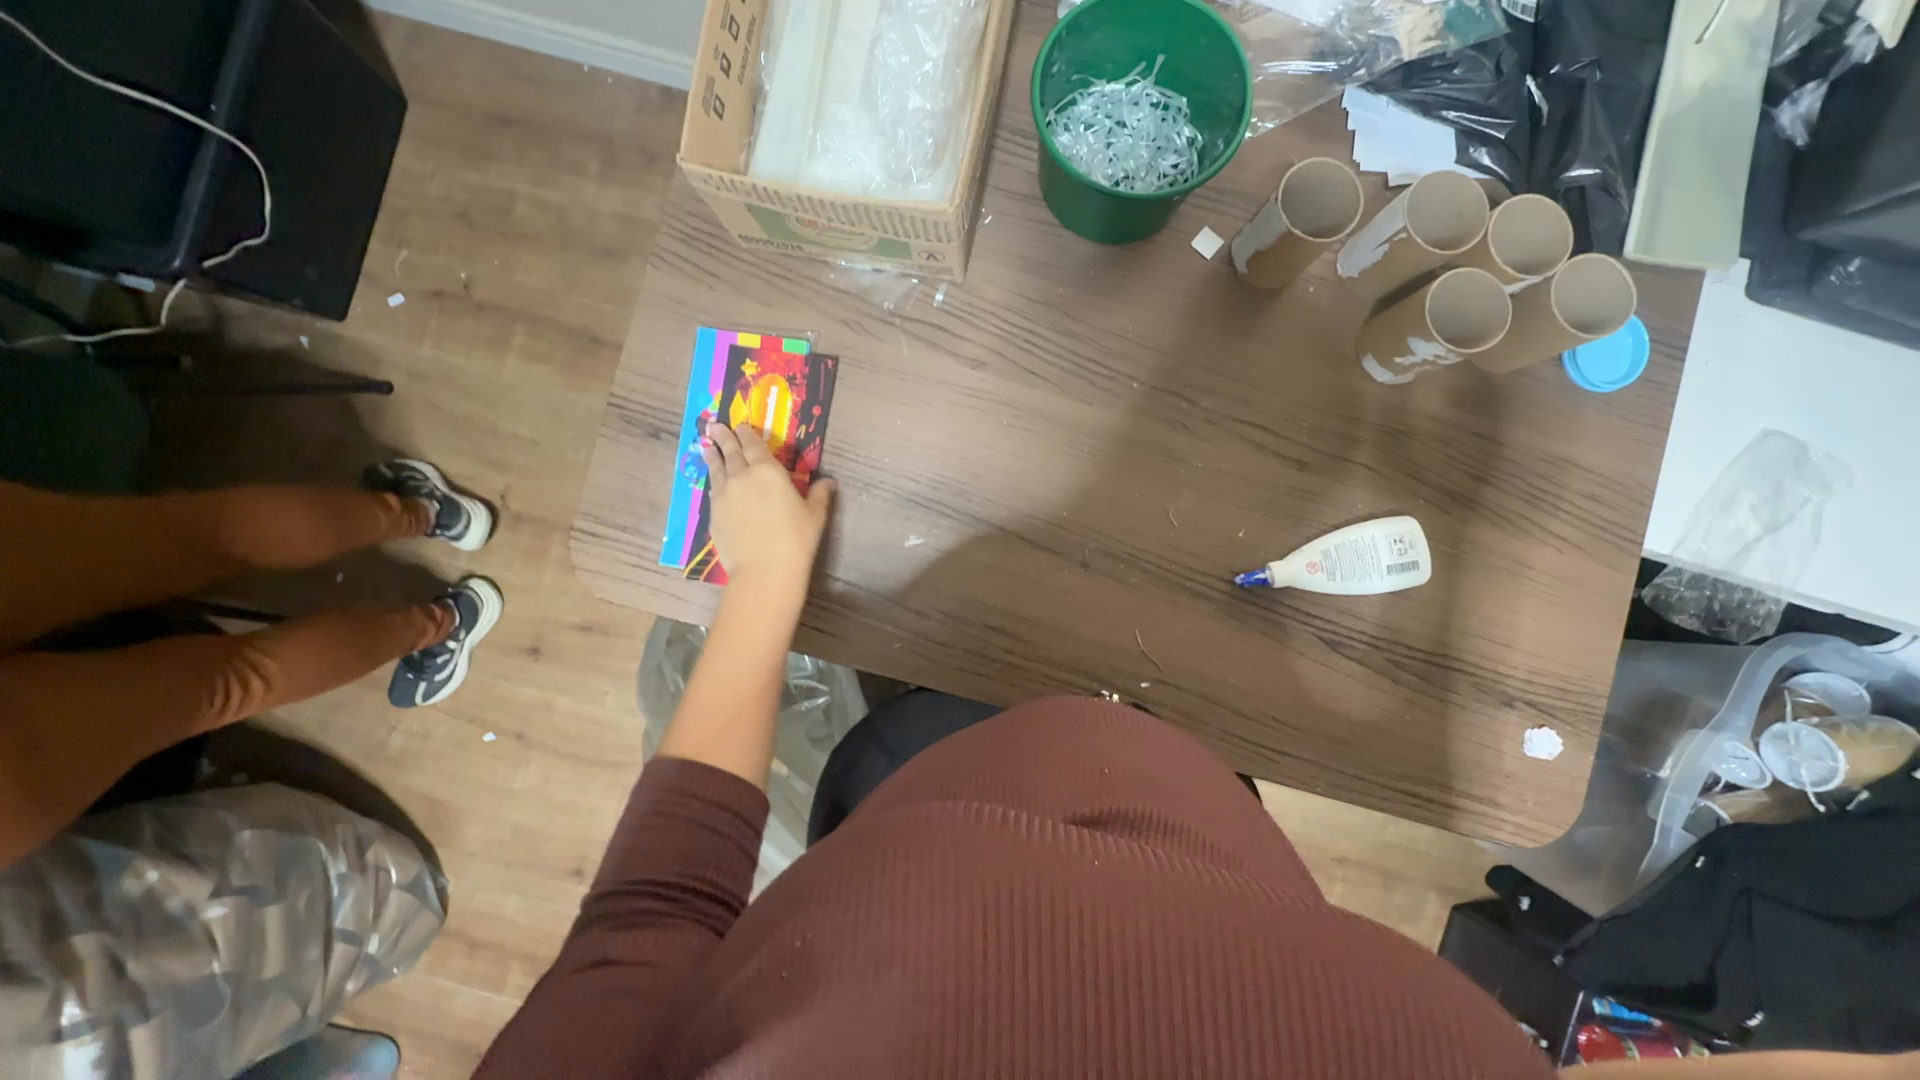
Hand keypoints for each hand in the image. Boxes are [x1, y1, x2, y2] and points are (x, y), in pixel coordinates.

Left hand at [700, 422, 835, 594]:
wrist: (764, 570)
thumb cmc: (796, 539)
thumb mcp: (815, 515)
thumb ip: (819, 494)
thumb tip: (829, 482)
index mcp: (768, 471)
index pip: (754, 445)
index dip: (747, 434)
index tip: (740, 425)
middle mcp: (742, 477)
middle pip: (731, 452)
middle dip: (724, 437)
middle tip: (715, 425)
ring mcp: (724, 495)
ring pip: (717, 469)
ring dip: (712, 455)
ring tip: (706, 446)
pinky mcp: (714, 514)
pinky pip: (713, 490)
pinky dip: (713, 480)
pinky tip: (713, 481)